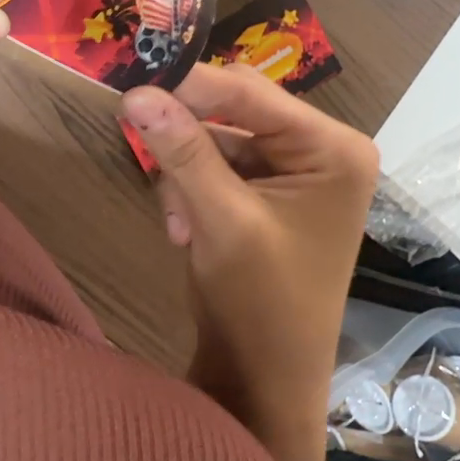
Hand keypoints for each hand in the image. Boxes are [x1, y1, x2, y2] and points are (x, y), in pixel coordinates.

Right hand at [120, 64, 378, 460]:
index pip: (247, 92)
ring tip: (180, 222)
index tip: (128, 87)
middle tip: (148, 158)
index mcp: (331, 148)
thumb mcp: (221, 219)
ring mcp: (291, 172)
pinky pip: (212, 166)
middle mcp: (317, 149)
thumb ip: (182, 152)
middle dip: (187, 140)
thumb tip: (135, 93)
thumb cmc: (261, 299)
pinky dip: (188, 191)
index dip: (188, 86)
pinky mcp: (264, 194)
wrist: (266, 374)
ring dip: (183, 174)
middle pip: (231, 110)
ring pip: (213, 138)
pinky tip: (185, 229)